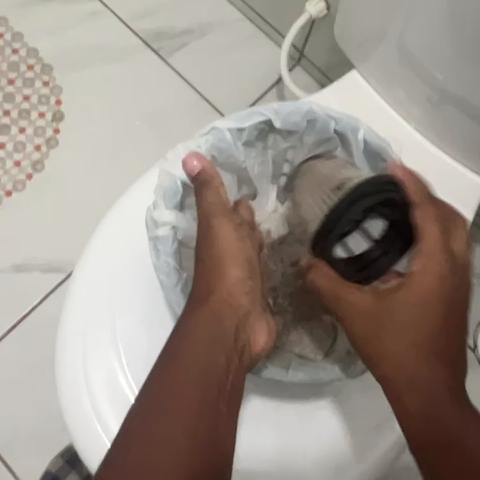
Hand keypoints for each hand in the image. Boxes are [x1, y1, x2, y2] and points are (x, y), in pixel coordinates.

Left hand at [182, 153, 275, 370]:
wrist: (235, 323)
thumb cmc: (226, 268)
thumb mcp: (216, 222)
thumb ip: (209, 191)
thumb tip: (188, 155)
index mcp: (221, 234)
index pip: (232, 212)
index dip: (238, 202)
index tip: (251, 187)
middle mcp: (232, 254)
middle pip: (244, 233)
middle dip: (253, 222)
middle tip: (274, 207)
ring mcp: (248, 278)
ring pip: (256, 254)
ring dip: (264, 244)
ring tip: (284, 230)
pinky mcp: (264, 298)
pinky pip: (270, 277)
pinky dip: (276, 268)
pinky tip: (290, 264)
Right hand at [303, 162, 472, 413]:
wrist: (430, 395)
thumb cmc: (397, 350)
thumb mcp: (355, 313)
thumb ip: (326, 283)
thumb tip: (304, 261)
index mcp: (436, 264)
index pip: (428, 211)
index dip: (412, 185)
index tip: (393, 166)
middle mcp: (455, 268)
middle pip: (452, 219)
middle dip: (429, 198)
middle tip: (399, 189)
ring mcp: (460, 286)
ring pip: (457, 237)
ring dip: (436, 218)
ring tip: (404, 212)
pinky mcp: (456, 300)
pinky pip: (453, 254)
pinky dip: (436, 239)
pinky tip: (407, 251)